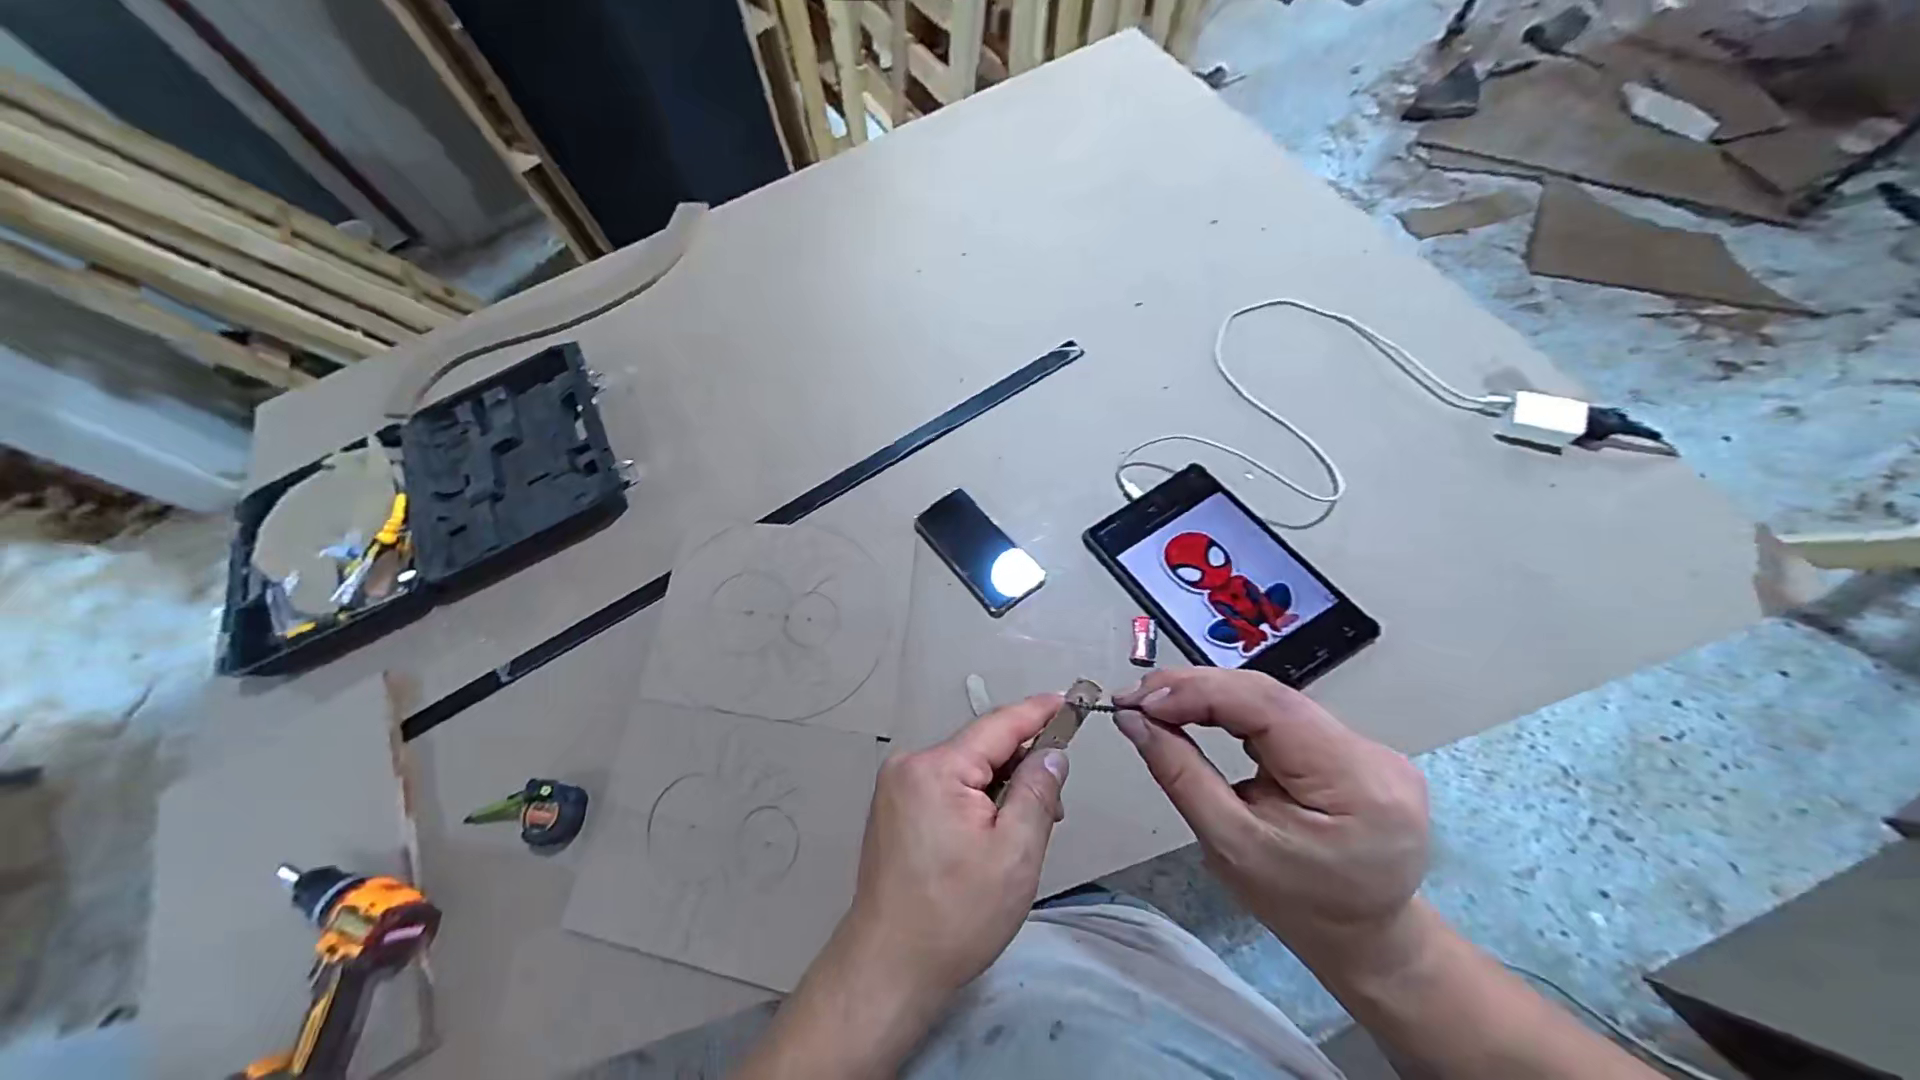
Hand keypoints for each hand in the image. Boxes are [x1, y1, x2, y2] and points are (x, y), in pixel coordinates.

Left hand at [845, 694, 1069, 996]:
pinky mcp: (894, 809)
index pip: (998, 725)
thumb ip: (1038, 792)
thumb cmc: (956, 915)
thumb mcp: (1015, 853)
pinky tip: (992, 833)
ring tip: (1026, 829)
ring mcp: (896, 788)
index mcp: (935, 768)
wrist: (888, 968)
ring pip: (966, 770)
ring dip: (1000, 789)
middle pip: (980, 749)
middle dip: (1022, 766)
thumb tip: (1053, 754)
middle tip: (1055, 806)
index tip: (1069, 700)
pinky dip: (976, 801)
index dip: (1038, 712)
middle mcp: (909, 765)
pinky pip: (947, 788)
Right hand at [1112, 669, 1427, 969]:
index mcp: (1358, 784)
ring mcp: (1366, 745)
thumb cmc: (1298, 904)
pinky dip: (1230, 709)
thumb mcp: (1231, 845)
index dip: (1199, 692)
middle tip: (1136, 698)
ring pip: (1270, 699)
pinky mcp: (1349, 745)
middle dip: (1196, 689)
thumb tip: (1134, 720)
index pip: (1270, 707)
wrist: (1362, 936)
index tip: (1139, 700)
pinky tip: (1196, 712)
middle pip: (1269, 695)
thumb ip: (1181, 775)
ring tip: (1156, 704)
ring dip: (1208, 696)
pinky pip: (1278, 713)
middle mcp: (1372, 752)